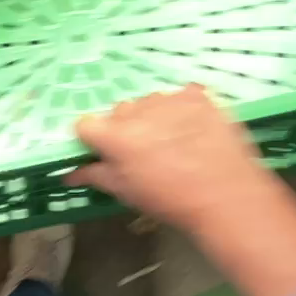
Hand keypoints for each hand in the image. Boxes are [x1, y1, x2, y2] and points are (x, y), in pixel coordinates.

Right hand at [69, 84, 295, 295]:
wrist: (227, 195)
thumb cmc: (169, 199)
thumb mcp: (125, 192)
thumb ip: (94, 176)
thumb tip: (69, 174)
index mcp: (114, 135)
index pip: (85, 124)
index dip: (93, 140)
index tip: (105, 154)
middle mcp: (137, 110)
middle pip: (118, 112)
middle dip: (124, 128)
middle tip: (142, 153)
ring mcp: (169, 100)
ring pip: (149, 104)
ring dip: (152, 118)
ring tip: (171, 142)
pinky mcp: (198, 96)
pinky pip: (180, 96)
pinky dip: (181, 109)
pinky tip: (191, 130)